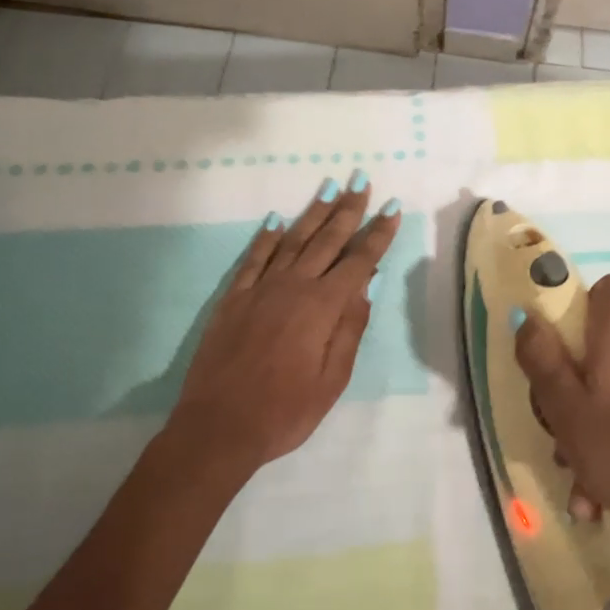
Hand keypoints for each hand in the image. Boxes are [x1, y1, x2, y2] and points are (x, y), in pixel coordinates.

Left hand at [168, 173, 400, 470]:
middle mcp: (293, 287)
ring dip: (313, 213)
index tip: (392, 207)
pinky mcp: (233, 300)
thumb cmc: (284, 412)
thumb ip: (349, 329)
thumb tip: (366, 287)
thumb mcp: (332, 379)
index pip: (358, 261)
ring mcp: (260, 290)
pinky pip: (253, 259)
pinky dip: (267, 238)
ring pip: (292, 241)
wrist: (217, 429)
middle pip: (327, 240)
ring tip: (330, 188)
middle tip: (362, 180)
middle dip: (348, 210)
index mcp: (322, 307)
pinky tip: (277, 221)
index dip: (378, 234)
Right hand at [517, 277, 609, 609]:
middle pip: (607, 347)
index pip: (603, 290)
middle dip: (579, 391)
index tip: (559, 356)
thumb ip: (541, 359)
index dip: (576, 315)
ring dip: (599, 428)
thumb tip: (528, 318)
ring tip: (584, 485)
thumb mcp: (565, 408)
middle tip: (561, 439)